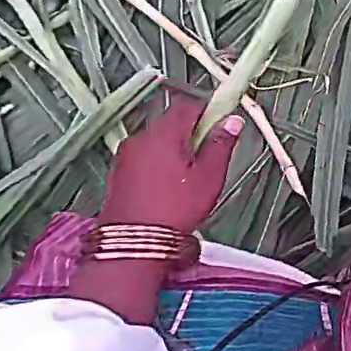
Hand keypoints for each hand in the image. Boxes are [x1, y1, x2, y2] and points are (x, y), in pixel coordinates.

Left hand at [99, 95, 242, 231]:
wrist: (134, 243)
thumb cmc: (174, 209)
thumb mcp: (209, 177)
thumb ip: (221, 144)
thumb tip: (232, 121)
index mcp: (164, 134)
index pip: (188, 106)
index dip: (208, 113)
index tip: (220, 128)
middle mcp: (140, 138)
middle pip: (171, 124)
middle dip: (191, 136)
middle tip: (207, 161)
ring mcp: (125, 155)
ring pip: (157, 142)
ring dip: (173, 151)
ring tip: (187, 179)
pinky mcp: (118, 172)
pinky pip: (144, 158)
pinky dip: (157, 165)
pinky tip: (167, 189)